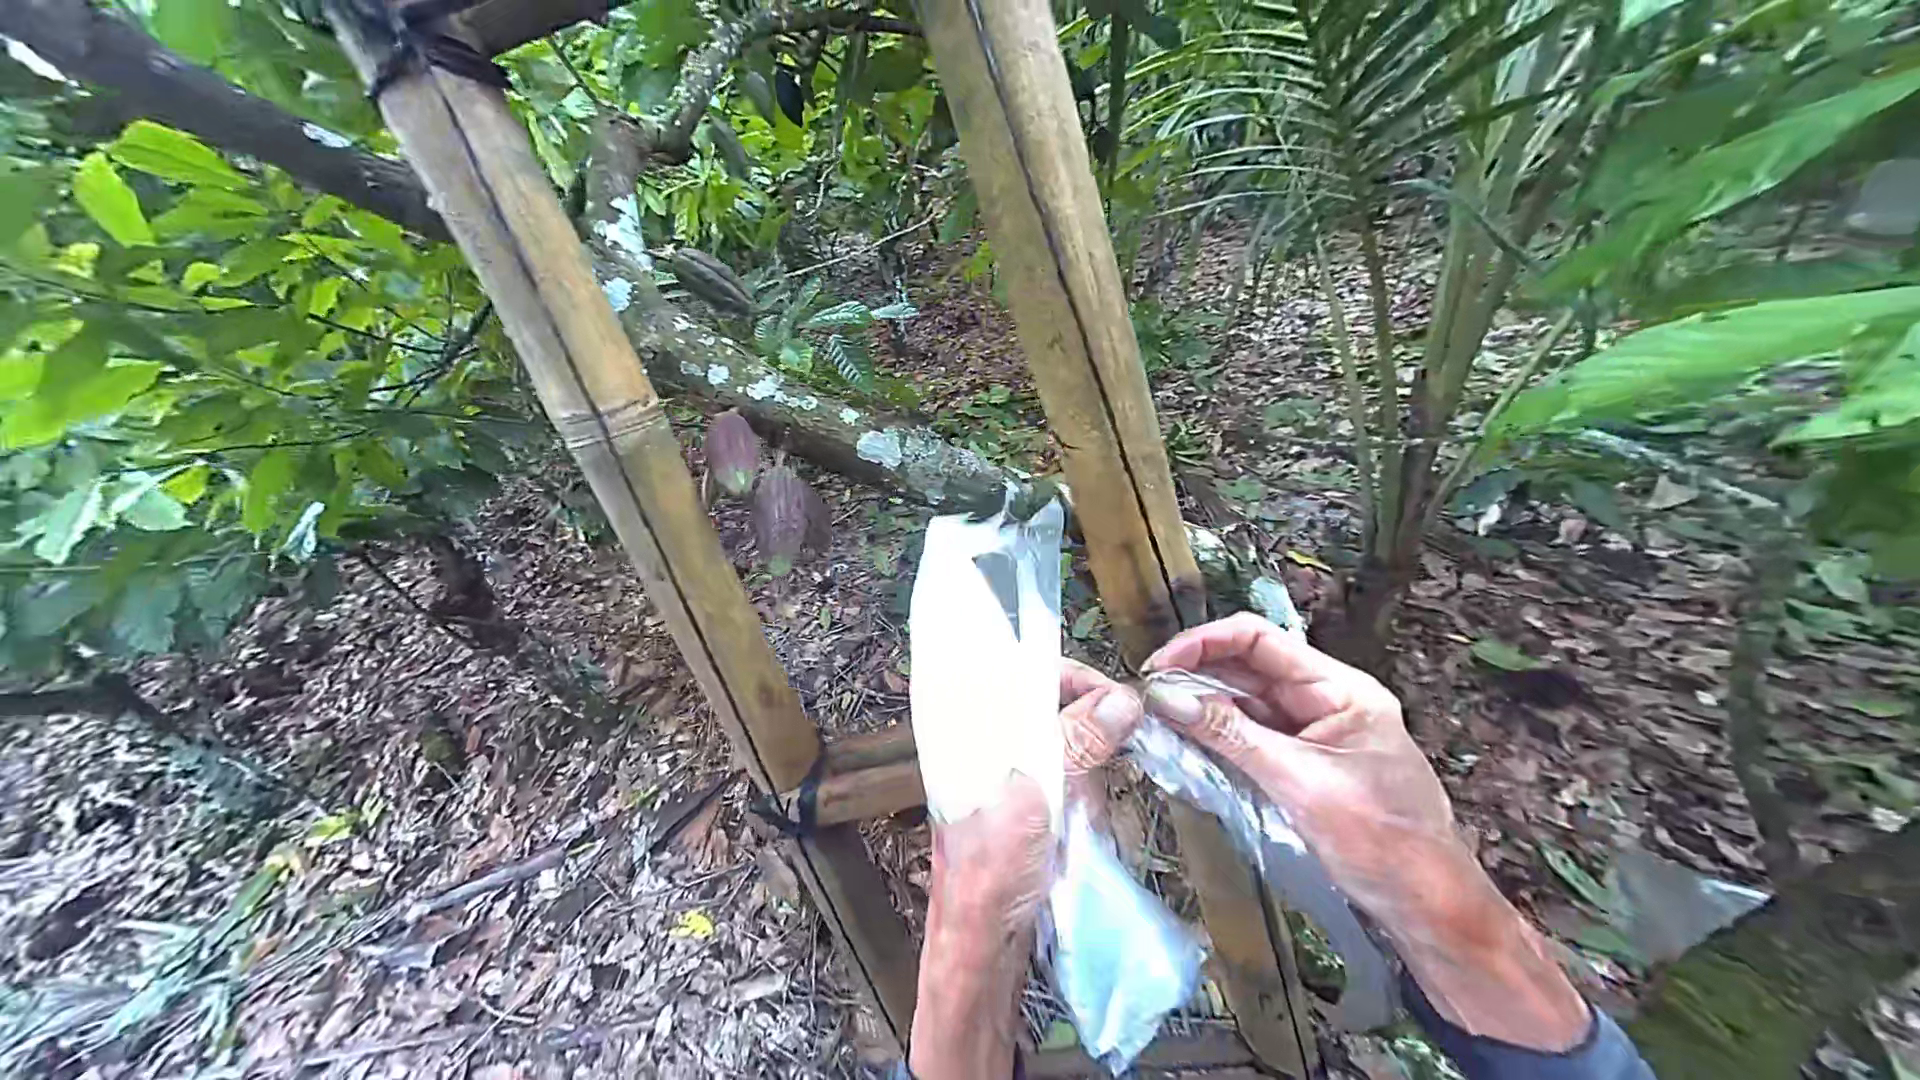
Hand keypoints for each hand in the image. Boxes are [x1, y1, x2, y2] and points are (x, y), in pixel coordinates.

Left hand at [909, 663, 1141, 1079]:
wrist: (981, 944)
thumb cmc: (992, 871)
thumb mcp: (1034, 800)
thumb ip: (1076, 745)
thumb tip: (1121, 699)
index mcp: (977, 731)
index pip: (1025, 676)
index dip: (1072, 677)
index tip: (1117, 696)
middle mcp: (993, 744)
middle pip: (1050, 702)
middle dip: (1091, 712)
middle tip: (1126, 728)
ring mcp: (1014, 772)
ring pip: (1065, 736)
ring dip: (1094, 749)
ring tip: (1113, 764)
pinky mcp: (1032, 800)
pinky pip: (1070, 772)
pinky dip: (1090, 780)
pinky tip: (1095, 802)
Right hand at [1145, 613, 1588, 1049]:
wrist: (1433, 912)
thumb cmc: (1385, 846)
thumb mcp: (1300, 785)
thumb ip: (1230, 736)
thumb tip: (1166, 699)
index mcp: (1339, 689)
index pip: (1259, 639)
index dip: (1202, 643)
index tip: (1159, 666)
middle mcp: (1322, 698)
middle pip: (1245, 666)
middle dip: (1195, 674)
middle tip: (1149, 695)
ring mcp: (1308, 728)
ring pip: (1241, 699)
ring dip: (1199, 704)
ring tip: (1157, 716)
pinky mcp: (1297, 757)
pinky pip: (1246, 731)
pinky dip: (1214, 733)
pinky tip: (1184, 740)